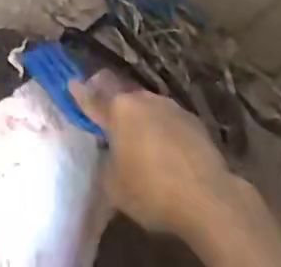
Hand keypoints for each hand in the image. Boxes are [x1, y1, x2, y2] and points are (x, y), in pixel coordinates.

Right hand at [69, 71, 234, 237]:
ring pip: (148, 108)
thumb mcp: (114, 185)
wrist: (208, 197)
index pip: (93, 98)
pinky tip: (168, 153)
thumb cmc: (151, 190)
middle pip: (123, 98)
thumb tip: (115, 153)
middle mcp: (144, 100)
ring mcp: (171, 107)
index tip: (72, 82)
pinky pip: (169, 122)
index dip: (81, 93)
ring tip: (142, 143)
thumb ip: (108, 161)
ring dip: (142, 121)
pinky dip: (164, 132)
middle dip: (115, 108)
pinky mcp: (194, 122)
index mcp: (119, 110)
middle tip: (110, 121)